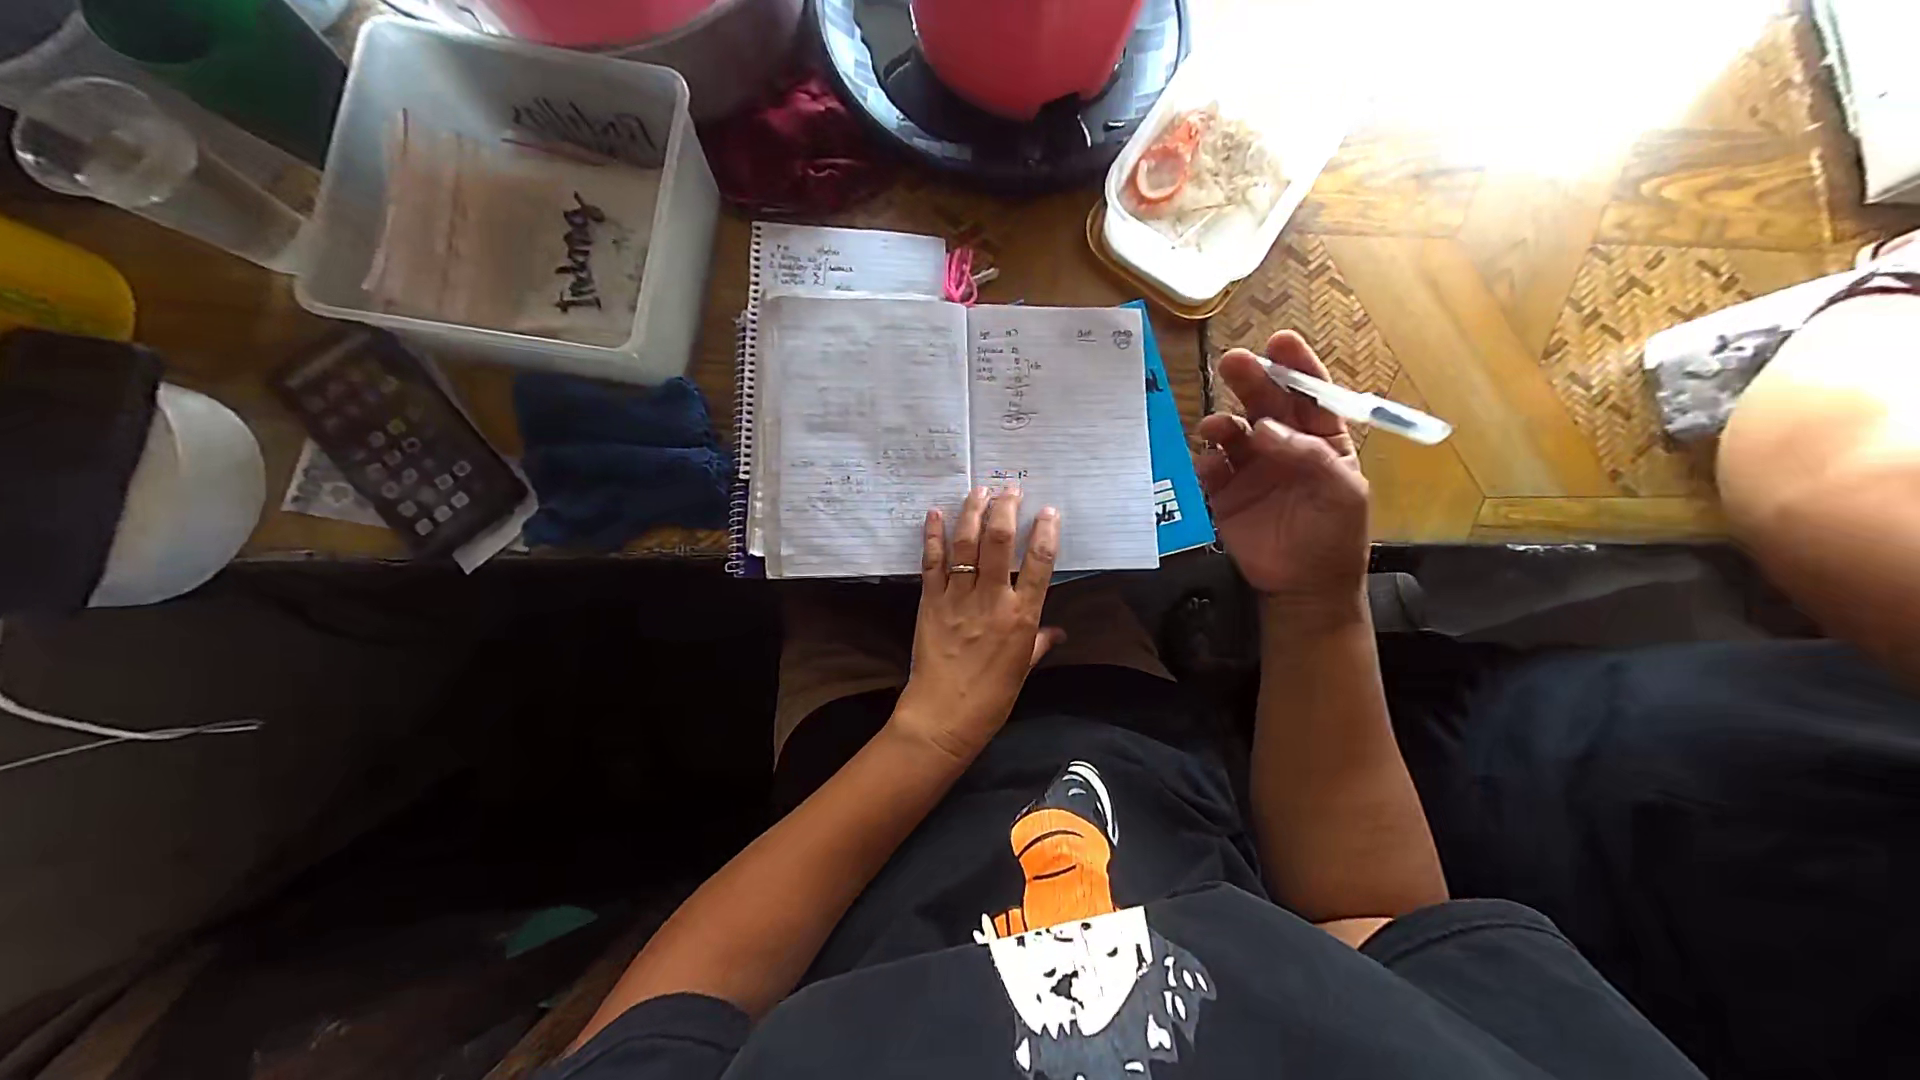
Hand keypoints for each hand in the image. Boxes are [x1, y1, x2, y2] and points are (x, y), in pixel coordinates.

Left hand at [892, 487, 1063, 762]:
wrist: (944, 716)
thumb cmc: (991, 697)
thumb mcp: (1023, 669)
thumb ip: (1040, 643)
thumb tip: (1058, 632)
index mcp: (1021, 616)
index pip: (1038, 563)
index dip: (1045, 532)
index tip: (1048, 510)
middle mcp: (991, 599)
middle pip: (1000, 543)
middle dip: (1006, 510)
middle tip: (1010, 490)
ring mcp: (958, 598)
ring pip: (966, 545)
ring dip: (972, 513)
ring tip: (979, 490)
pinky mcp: (930, 601)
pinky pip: (932, 563)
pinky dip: (933, 536)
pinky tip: (936, 513)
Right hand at [1197, 331, 1369, 611]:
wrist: (1304, 586)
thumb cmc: (1334, 535)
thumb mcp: (1342, 491)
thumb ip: (1309, 454)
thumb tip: (1263, 429)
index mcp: (1320, 440)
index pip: (1309, 395)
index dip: (1296, 367)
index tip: (1279, 341)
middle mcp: (1282, 447)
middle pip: (1264, 404)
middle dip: (1250, 380)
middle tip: (1233, 362)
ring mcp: (1250, 469)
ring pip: (1231, 433)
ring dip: (1221, 423)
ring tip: (1216, 428)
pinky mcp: (1223, 493)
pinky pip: (1209, 468)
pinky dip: (1206, 462)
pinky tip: (1210, 466)